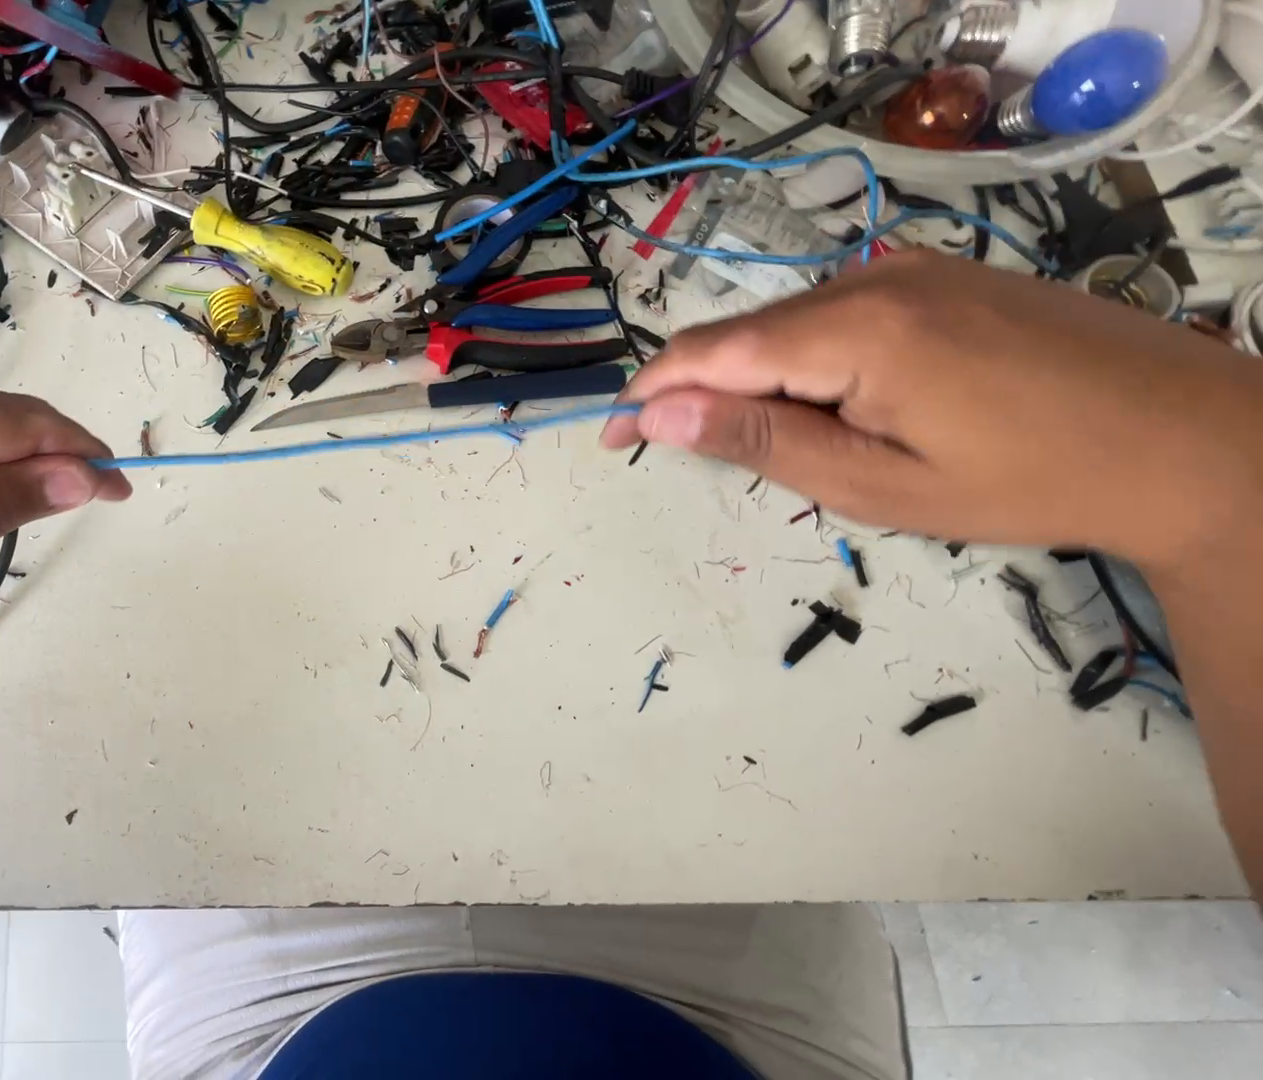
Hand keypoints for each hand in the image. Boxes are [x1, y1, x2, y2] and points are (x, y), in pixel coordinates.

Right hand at [602, 251, 1262, 567]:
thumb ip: (758, 439)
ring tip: (775, 443)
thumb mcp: (873, 483)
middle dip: (693, 390)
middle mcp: (871, 280)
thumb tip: (660, 413)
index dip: (646, 393)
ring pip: (781, 325)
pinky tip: (829, 404)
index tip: (608, 436)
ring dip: (749, 379)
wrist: (1197, 441)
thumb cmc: (1023, 481)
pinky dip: (799, 361)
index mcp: (852, 330)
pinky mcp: (937, 278)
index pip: (707, 352)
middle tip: (684, 453)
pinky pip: (830, 314)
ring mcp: (909, 271)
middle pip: (739, 333)